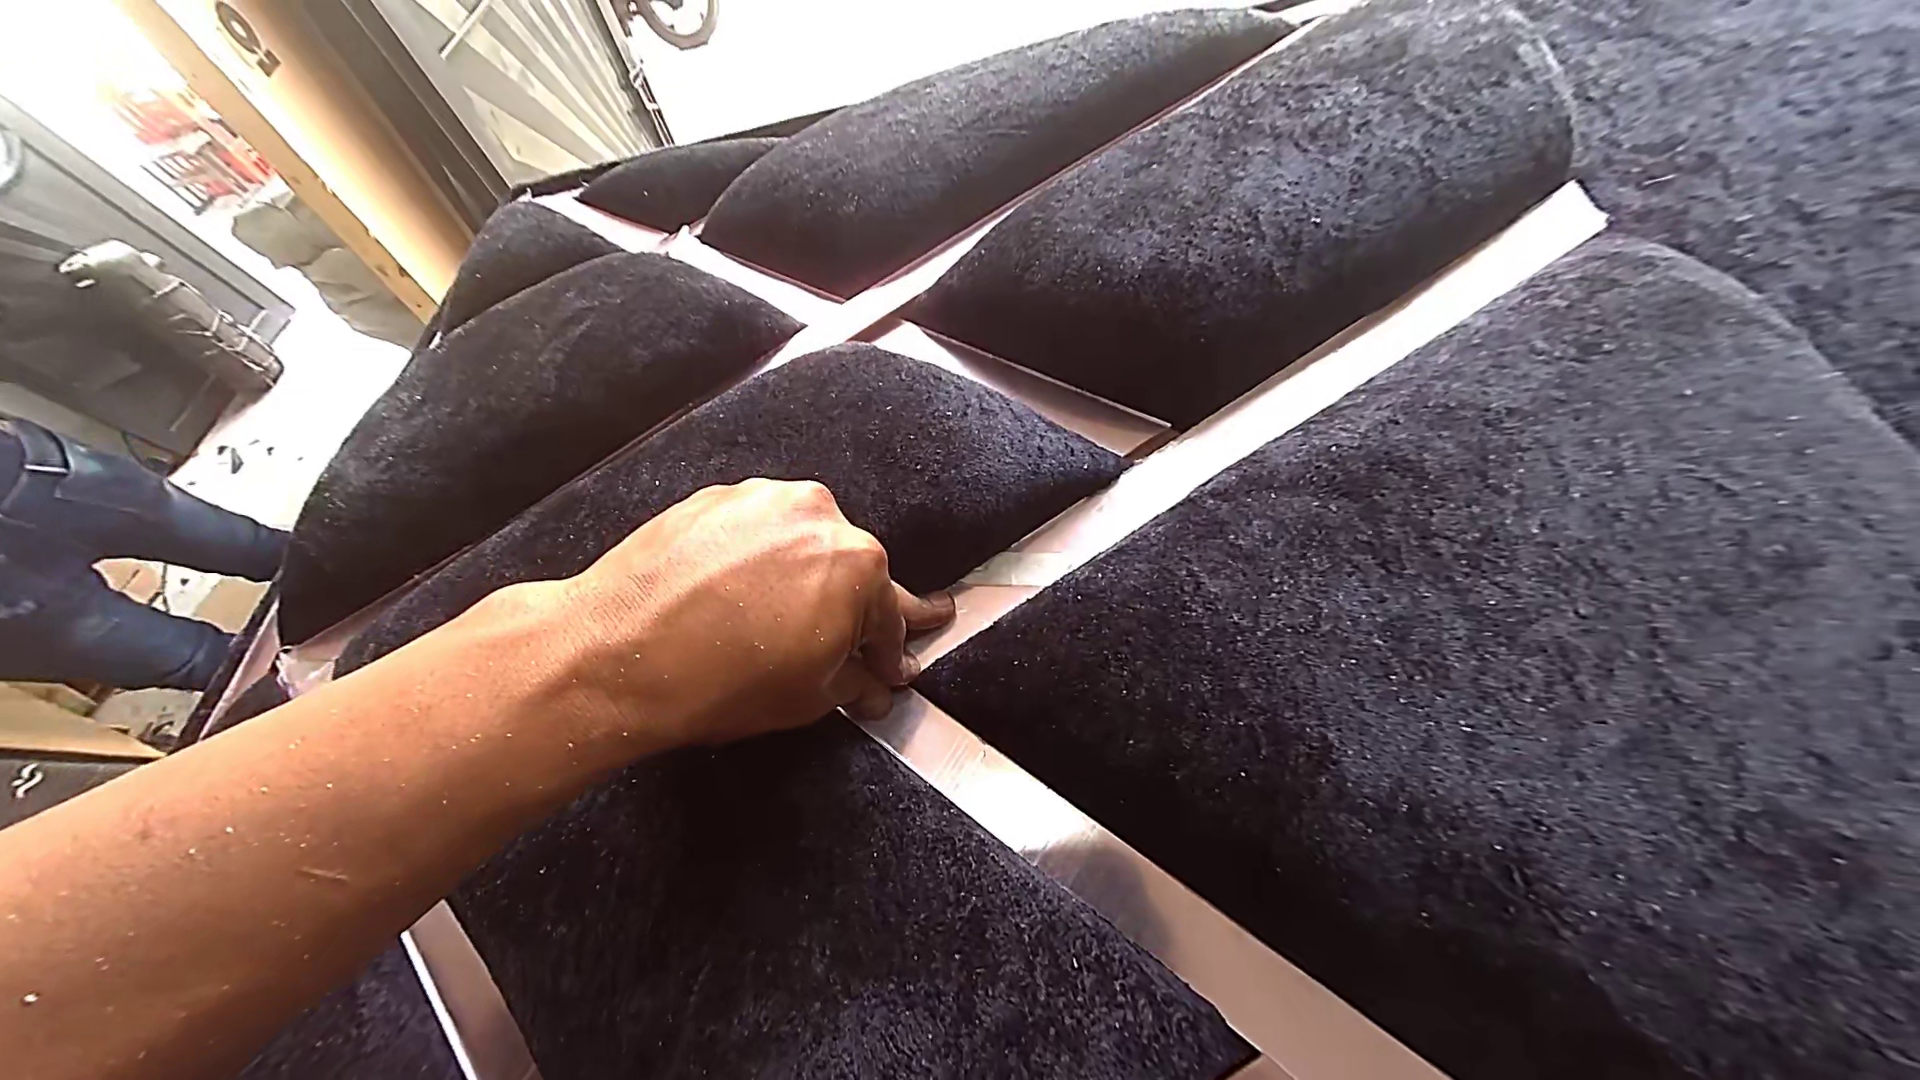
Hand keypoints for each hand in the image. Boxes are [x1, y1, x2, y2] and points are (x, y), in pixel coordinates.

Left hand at [512, 479, 953, 752]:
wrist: (611, 655)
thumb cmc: (717, 680)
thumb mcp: (809, 697)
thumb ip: (858, 682)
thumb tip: (875, 683)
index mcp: (858, 567)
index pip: (892, 613)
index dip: (891, 648)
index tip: (894, 661)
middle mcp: (821, 518)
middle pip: (853, 570)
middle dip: (852, 609)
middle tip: (842, 639)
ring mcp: (767, 500)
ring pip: (808, 542)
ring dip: (807, 575)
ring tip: (779, 615)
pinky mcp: (722, 496)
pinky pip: (761, 528)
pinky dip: (763, 556)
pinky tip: (743, 589)